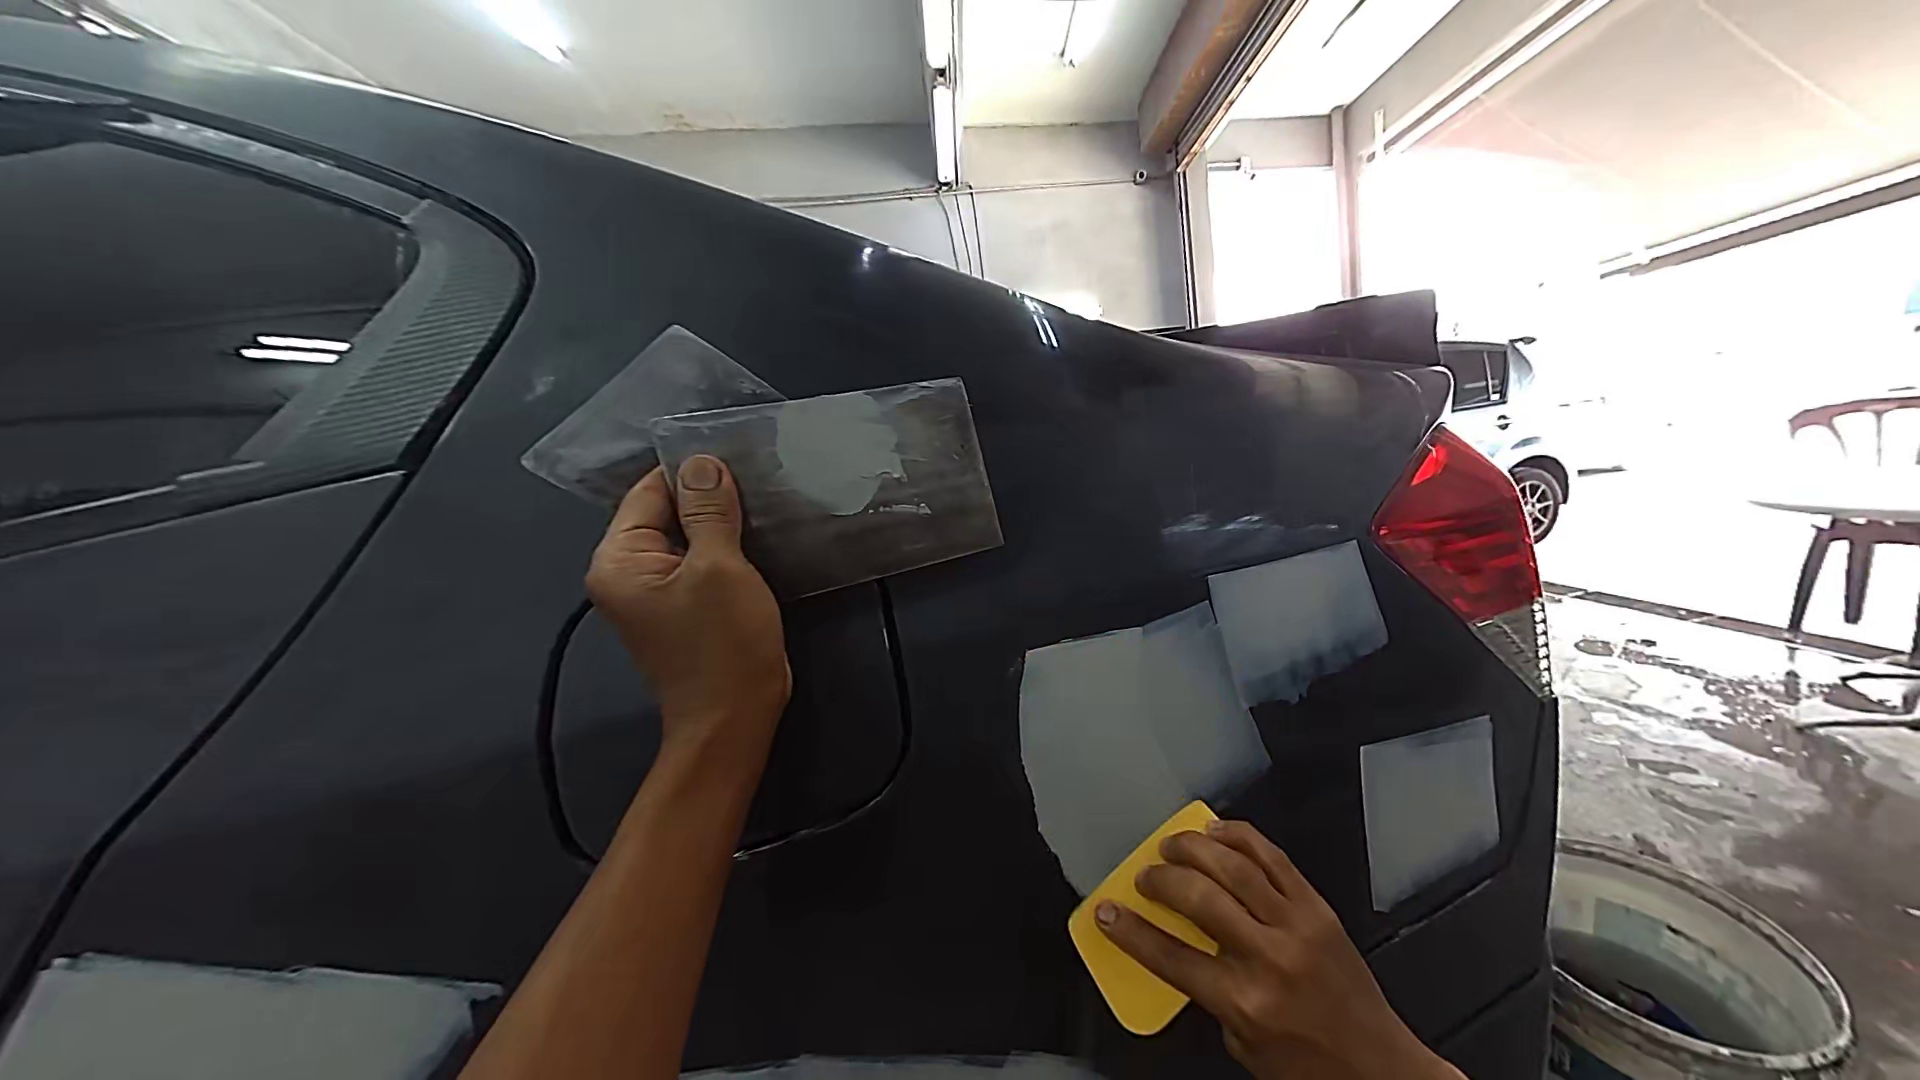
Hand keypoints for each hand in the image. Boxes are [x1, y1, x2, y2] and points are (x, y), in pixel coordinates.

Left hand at [585, 456, 790, 766]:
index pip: (649, 492)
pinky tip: (763, 535)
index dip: (692, 472)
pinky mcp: (689, 606)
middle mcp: (631, 572)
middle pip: (669, 513)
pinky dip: (730, 547)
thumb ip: (708, 511)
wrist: (736, 718)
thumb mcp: (718, 568)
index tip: (737, 455)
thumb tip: (702, 462)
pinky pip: (704, 562)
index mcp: (620, 560)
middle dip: (711, 496)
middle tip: (760, 475)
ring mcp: (661, 592)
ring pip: (692, 537)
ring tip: (766, 500)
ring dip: (725, 522)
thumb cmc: (723, 645)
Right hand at [1096, 821, 1462, 1079]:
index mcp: (1245, 1002)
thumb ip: (1206, 991)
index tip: (1106, 911)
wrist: (1384, 1071)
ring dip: (1192, 848)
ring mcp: (1297, 925)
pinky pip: (1272, 856)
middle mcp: (1269, 958)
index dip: (1130, 931)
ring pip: (1234, 867)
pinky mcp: (1317, 906)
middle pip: (1199, 898)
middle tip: (1145, 876)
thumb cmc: (1308, 1066)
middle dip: (1160, 879)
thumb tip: (1178, 940)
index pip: (1171, 957)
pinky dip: (1238, 836)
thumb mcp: (1242, 1044)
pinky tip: (1214, 830)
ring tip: (1170, 845)